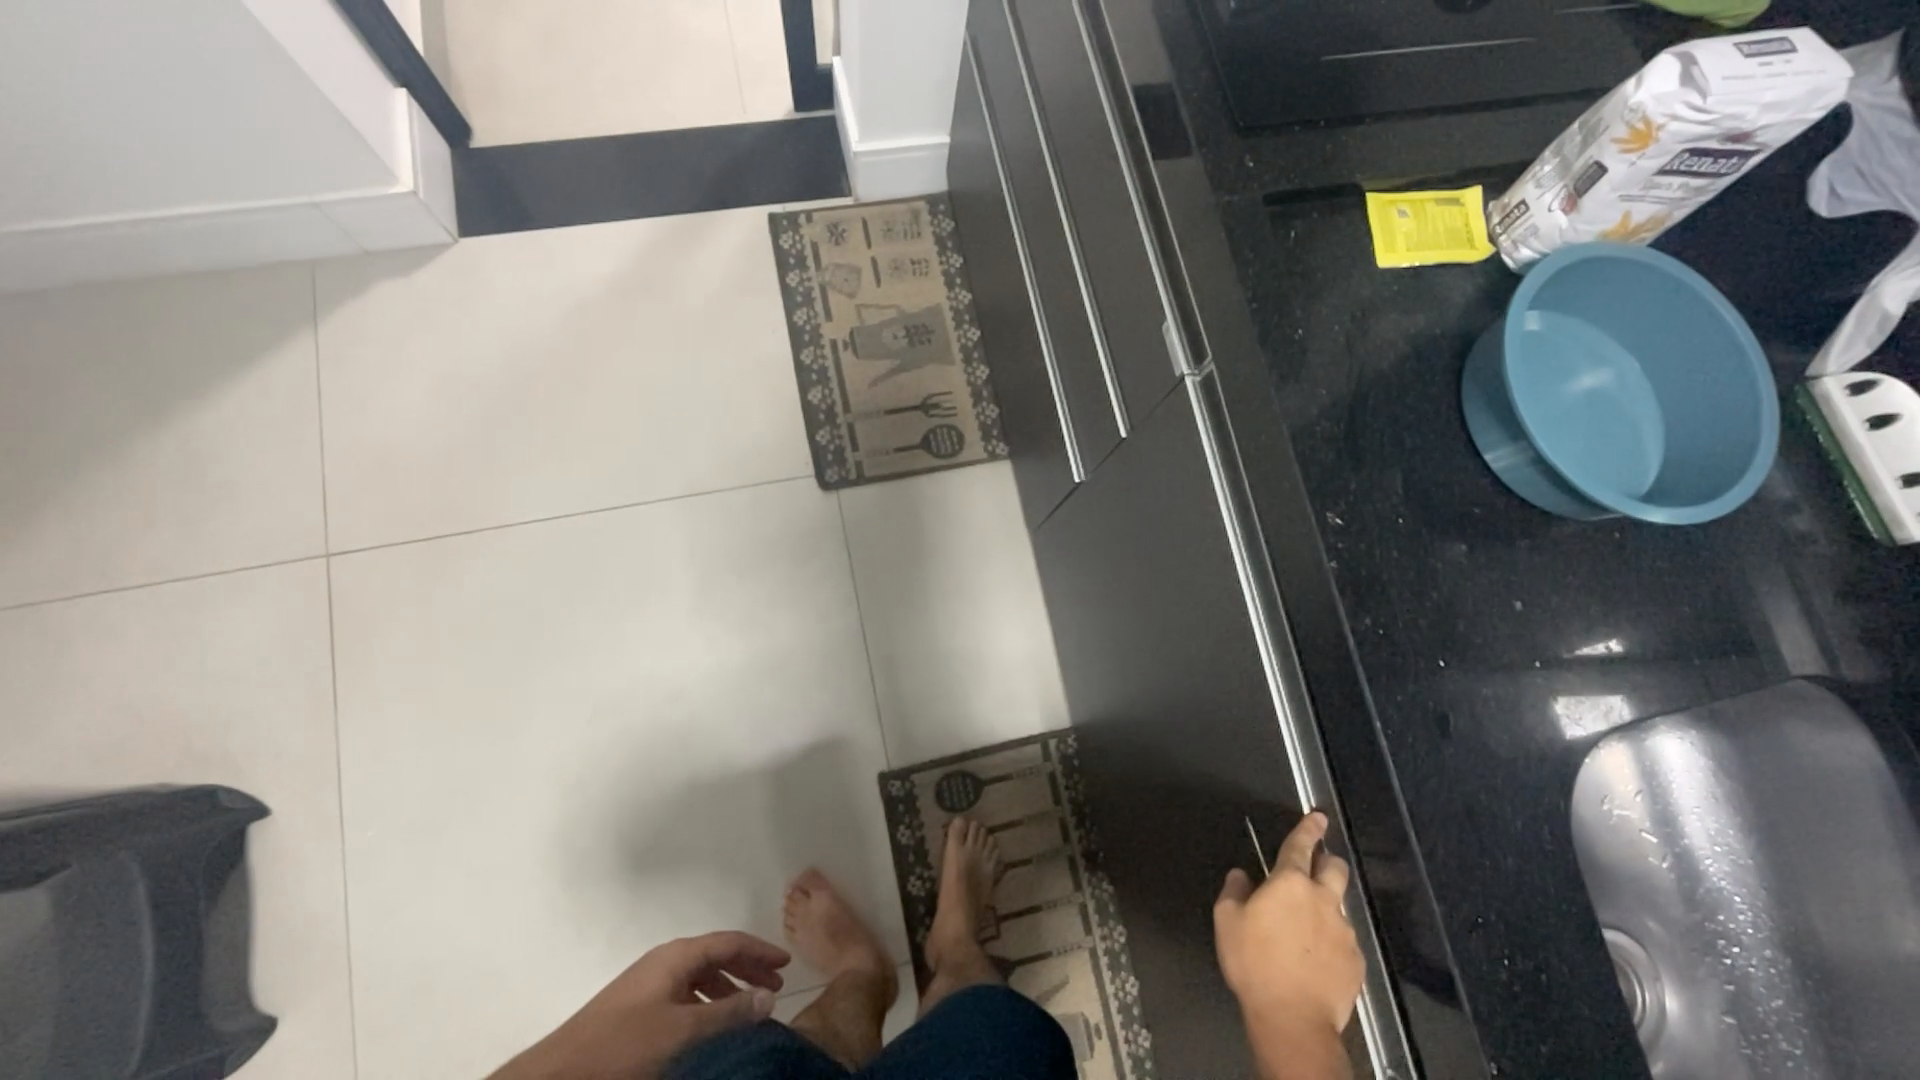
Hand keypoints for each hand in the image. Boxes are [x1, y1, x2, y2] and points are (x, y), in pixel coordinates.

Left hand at [489, 931, 790, 1079]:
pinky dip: (707, 1003)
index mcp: (675, 957)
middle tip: (776, 985)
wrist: (558, 1076)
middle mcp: (663, 962)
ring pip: (699, 976)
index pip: (728, 941)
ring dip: (728, 987)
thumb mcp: (682, 1030)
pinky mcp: (636, 1008)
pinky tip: (712, 1023)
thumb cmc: (624, 1046)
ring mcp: (647, 984)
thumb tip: (769, 996)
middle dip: (747, 967)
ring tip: (750, 1006)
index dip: (760, 950)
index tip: (787, 963)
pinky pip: (684, 994)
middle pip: (715, 955)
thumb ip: (728, 1012)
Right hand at [1214, 812, 1362, 1079]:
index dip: (1308, 828)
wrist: (1293, 1018)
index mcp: (1289, 884)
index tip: (1319, 816)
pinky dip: (1331, 941)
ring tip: (1306, 928)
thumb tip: (1240, 875)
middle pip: (1335, 869)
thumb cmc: (1253, 964)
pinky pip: (1344, 941)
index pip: (1300, 846)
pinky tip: (1315, 959)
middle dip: (1329, 861)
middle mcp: (1322, 900)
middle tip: (1318, 865)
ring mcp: (1344, 931)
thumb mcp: (1226, 922)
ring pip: (1339, 906)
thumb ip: (1233, 892)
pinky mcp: (1355, 960)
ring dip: (1326, 906)